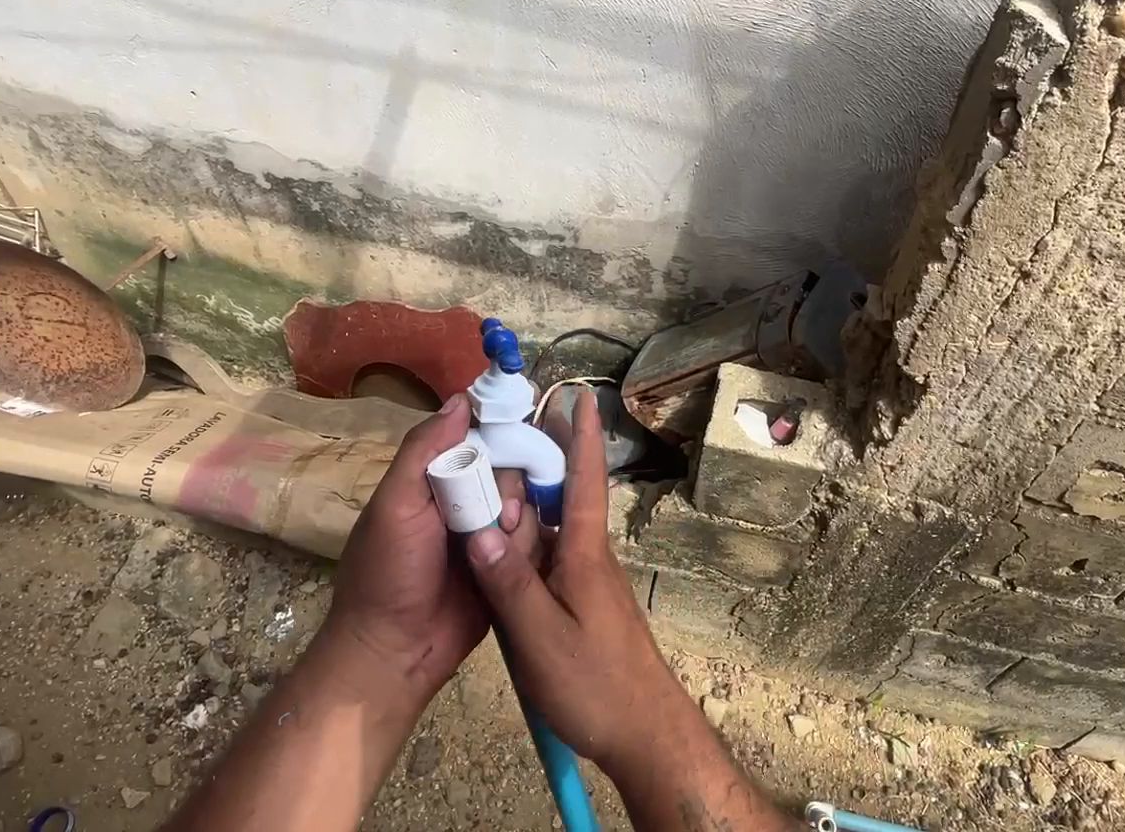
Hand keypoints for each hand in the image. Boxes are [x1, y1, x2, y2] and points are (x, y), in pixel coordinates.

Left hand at [320, 393, 531, 703]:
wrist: (396, 652)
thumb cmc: (386, 572)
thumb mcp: (395, 503)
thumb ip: (425, 449)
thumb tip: (462, 398)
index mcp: (438, 480)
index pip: (480, 439)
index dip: (503, 430)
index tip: (525, 424)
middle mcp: (468, 501)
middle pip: (513, 470)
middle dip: (511, 485)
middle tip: (500, 511)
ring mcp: (491, 535)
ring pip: (529, 505)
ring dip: (517, 522)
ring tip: (496, 545)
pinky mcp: (510, 567)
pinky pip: (535, 542)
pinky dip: (527, 549)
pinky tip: (512, 563)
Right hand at [460, 387, 691, 775]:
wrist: (643, 728)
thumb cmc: (594, 682)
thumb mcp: (540, 636)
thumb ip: (510, 582)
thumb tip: (481, 526)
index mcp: (583, 552)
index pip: (584, 480)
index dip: (583, 436)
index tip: (580, 395)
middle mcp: (589, 555)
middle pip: (569, 494)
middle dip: (551, 454)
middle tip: (517, 424)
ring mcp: (589, 579)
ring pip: (560, 524)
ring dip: (538, 494)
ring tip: (503, 472)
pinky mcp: (584, 600)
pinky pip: (556, 552)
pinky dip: (534, 533)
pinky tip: (511, 540)